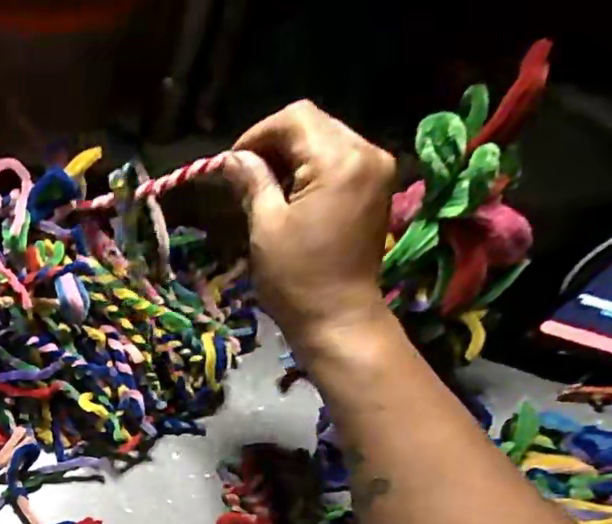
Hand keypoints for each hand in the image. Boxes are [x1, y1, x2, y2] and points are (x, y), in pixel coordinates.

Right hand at [221, 101, 397, 346]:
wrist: (338, 318)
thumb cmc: (296, 278)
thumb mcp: (266, 228)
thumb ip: (253, 183)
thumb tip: (234, 159)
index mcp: (340, 160)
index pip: (296, 117)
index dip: (258, 134)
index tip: (233, 164)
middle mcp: (367, 153)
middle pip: (315, 124)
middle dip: (276, 144)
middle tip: (245, 176)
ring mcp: (377, 170)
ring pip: (328, 140)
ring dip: (294, 157)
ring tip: (266, 188)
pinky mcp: (377, 189)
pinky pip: (341, 162)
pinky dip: (313, 170)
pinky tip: (292, 196)